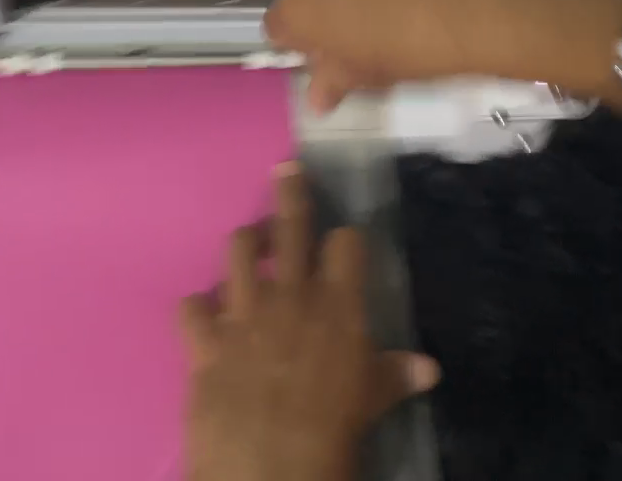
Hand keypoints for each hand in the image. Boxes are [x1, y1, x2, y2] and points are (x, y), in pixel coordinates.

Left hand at [179, 164, 439, 480]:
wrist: (269, 472)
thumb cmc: (333, 432)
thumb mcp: (371, 401)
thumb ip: (395, 375)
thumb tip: (430, 368)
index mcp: (336, 304)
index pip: (346, 243)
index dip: (346, 238)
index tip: (343, 238)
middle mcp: (289, 294)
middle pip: (291, 224)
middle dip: (290, 193)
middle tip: (285, 170)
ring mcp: (243, 313)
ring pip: (238, 249)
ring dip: (246, 243)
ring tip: (253, 245)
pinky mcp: (205, 340)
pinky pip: (191, 307)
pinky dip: (197, 308)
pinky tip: (205, 316)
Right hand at [265, 0, 621, 110]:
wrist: (477, 8)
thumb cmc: (412, 53)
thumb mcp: (370, 78)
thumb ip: (335, 82)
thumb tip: (318, 99)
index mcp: (304, 7)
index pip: (277, 24)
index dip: (298, 43)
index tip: (324, 58)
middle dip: (326, 10)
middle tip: (359, 38)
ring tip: (392, 12)